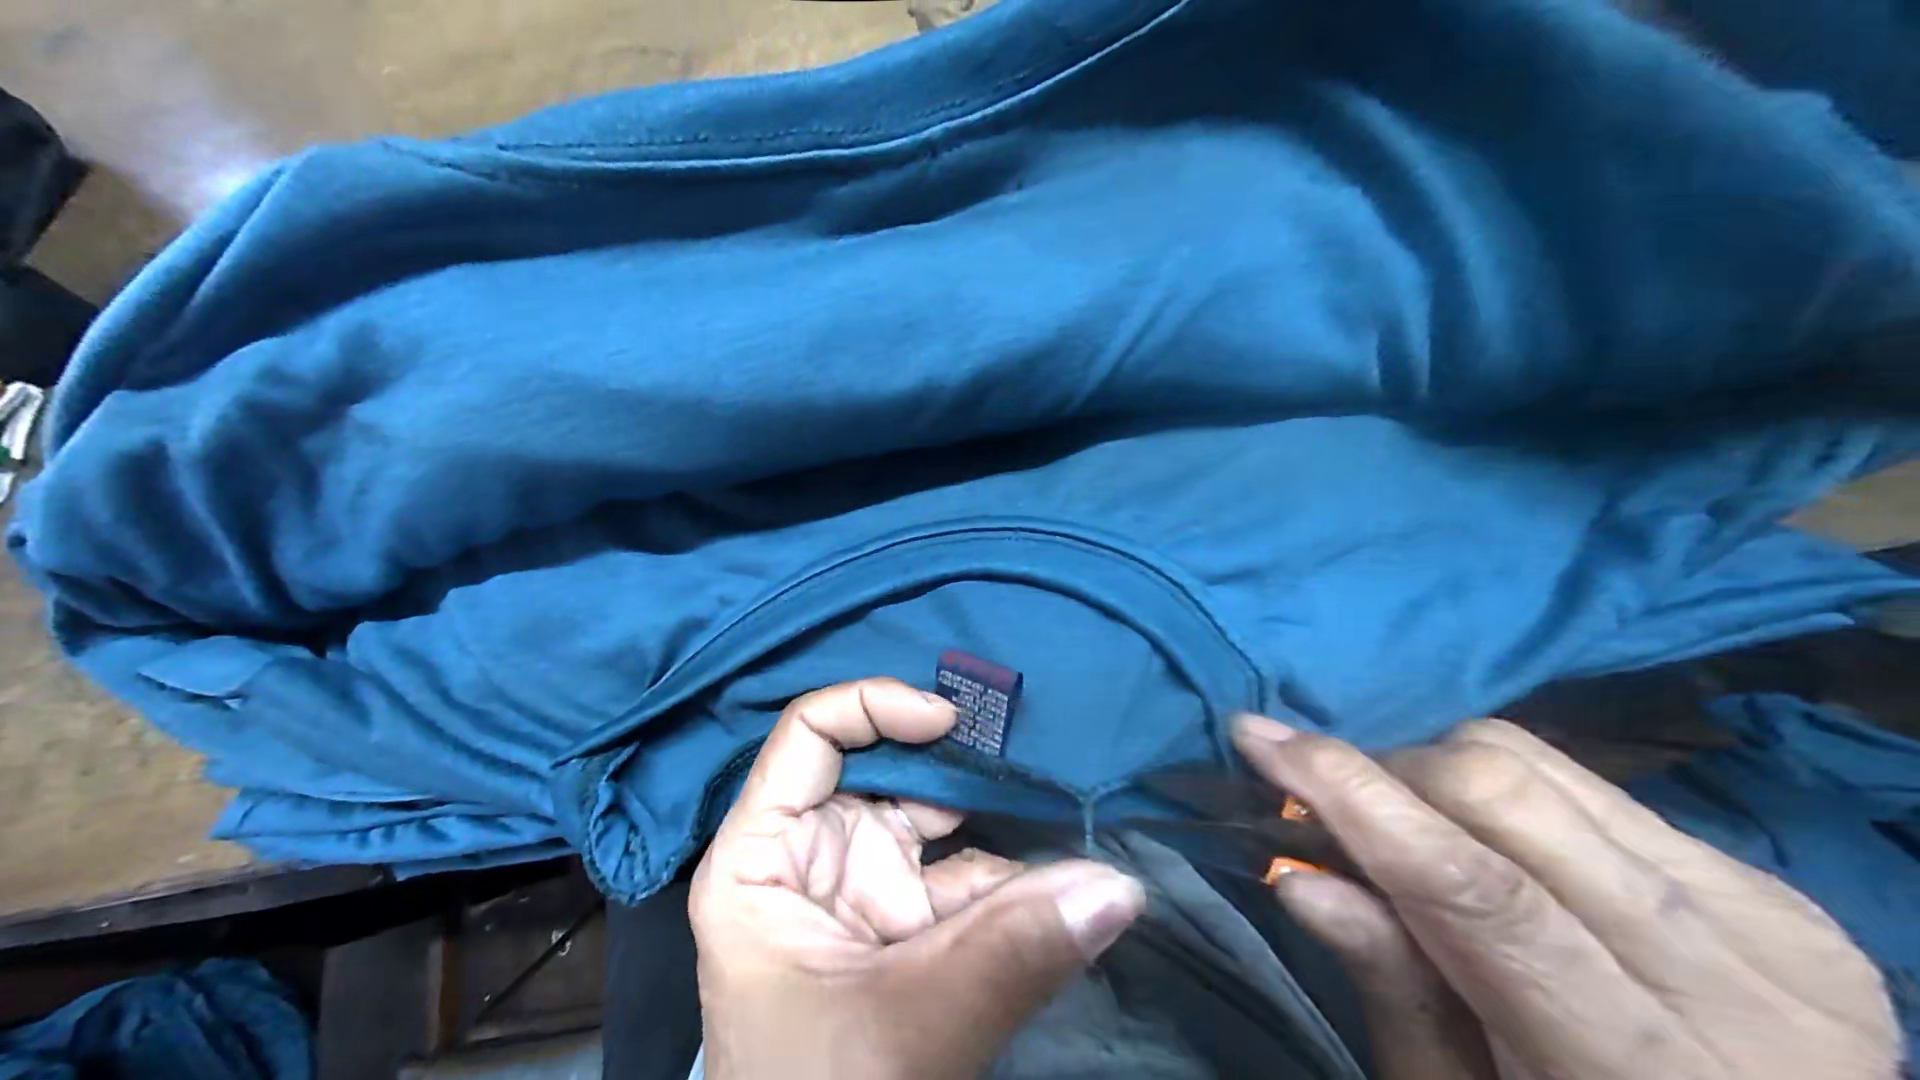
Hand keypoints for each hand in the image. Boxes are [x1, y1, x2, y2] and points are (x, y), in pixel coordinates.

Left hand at [690, 677, 1146, 1079]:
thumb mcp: (902, 1026)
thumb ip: (1009, 953)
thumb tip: (1117, 885)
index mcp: (766, 855)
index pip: (809, 736)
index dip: (875, 706)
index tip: (949, 720)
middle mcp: (812, 853)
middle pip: (880, 766)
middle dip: (952, 755)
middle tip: (1024, 741)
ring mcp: (863, 882)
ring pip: (933, 818)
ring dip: (995, 812)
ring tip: (1057, 788)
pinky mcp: (906, 918)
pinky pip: (967, 875)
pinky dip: (1016, 877)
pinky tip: (1066, 872)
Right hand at [1232, 715, 1899, 1079]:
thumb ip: (1390, 984)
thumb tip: (1295, 875)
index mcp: (1647, 1070)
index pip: (1474, 890)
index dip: (1353, 797)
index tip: (1258, 736)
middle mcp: (1730, 974)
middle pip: (1501, 793)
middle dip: (1381, 773)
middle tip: (1327, 803)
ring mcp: (1759, 913)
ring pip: (1534, 760)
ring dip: (1431, 770)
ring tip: (1402, 819)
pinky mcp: (1762, 879)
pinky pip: (1580, 777)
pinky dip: (1496, 785)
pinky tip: (1484, 834)